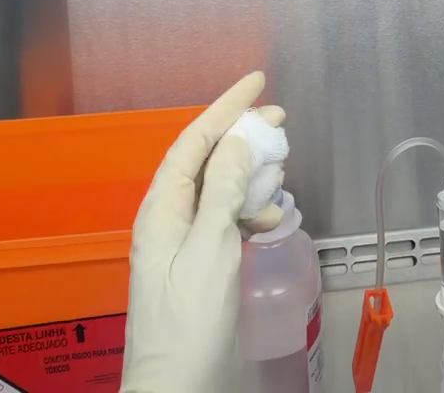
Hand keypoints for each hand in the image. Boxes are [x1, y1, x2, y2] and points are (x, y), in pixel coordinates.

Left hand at [121, 72, 285, 391]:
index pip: (195, 140)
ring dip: (250, 172)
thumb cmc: (188, 320)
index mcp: (163, 208)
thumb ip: (224, 192)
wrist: (176, 389)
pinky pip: (227, 217)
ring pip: (221, 186)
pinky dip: (250, 209)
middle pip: (208, 159)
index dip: (225, 106)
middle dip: (242, 134)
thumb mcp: (210, 250)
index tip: (257, 80)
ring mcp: (184, 240)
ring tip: (279, 165)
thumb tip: (238, 141)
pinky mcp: (200, 261)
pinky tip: (270, 216)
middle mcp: (170, 216)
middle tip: (280, 119)